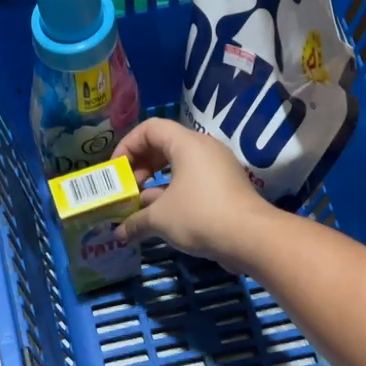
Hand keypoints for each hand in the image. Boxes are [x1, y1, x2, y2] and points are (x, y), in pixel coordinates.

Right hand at [113, 118, 275, 272]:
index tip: (117, 171)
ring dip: (157, 184)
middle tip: (130, 188)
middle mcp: (204, 148)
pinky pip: (193, 182)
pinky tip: (164, 217)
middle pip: (164, 145)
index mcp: (187, 143)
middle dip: (141, 166)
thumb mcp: (160, 219)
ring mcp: (218, 167)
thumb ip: (136, 221)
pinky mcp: (225, 187)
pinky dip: (174, 193)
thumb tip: (119, 233)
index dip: (127, 145)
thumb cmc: (199, 216)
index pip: (150, 128)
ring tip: (142, 206)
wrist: (249, 237)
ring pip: (179, 166)